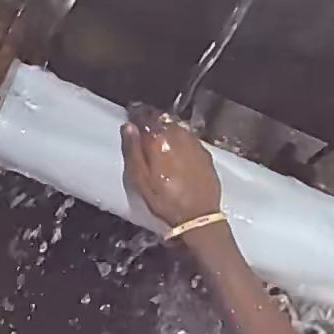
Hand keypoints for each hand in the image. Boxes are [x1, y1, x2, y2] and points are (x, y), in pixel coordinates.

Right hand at [120, 105, 221, 226]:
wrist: (198, 216)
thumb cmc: (164, 201)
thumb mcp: (140, 180)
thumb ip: (132, 152)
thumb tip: (128, 126)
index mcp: (160, 141)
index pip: (145, 119)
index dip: (136, 117)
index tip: (131, 118)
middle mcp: (179, 137)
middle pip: (163, 121)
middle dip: (152, 122)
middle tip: (144, 129)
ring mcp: (195, 144)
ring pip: (177, 128)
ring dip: (166, 129)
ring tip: (159, 139)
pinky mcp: (205, 153)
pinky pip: (189, 138)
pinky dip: (180, 139)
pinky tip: (176, 149)